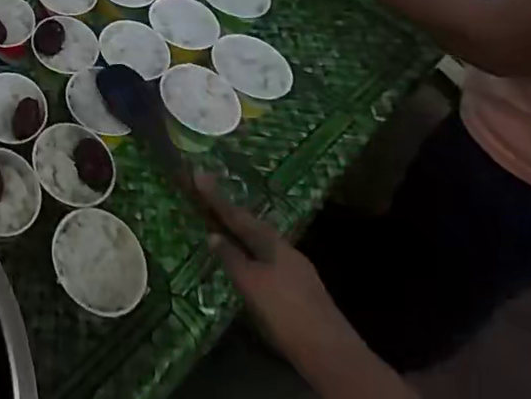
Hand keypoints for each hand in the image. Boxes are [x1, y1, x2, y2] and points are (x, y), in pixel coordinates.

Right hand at [198, 177, 417, 398]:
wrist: (331, 355)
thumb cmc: (287, 313)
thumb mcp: (252, 284)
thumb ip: (232, 258)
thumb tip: (213, 235)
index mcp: (274, 243)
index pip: (239, 216)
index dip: (217, 198)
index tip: (199, 175)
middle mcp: (286, 251)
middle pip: (252, 227)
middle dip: (230, 214)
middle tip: (208, 200)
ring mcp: (296, 272)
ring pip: (261, 245)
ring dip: (240, 235)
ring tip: (221, 228)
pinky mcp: (299, 292)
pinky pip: (266, 262)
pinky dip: (250, 255)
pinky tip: (244, 263)